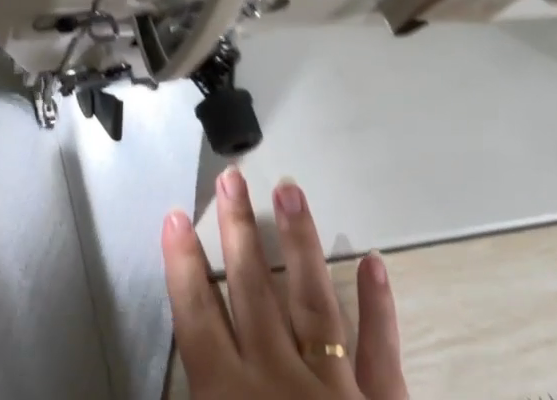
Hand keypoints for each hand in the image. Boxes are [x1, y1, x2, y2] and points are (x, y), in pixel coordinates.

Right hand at [163, 168, 406, 399]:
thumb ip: (199, 389)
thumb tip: (189, 349)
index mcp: (227, 390)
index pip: (197, 314)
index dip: (183, 263)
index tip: (176, 216)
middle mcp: (277, 374)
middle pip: (253, 290)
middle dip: (239, 229)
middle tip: (233, 178)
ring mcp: (334, 385)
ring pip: (312, 301)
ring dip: (299, 243)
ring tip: (289, 191)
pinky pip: (380, 350)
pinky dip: (378, 307)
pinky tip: (374, 261)